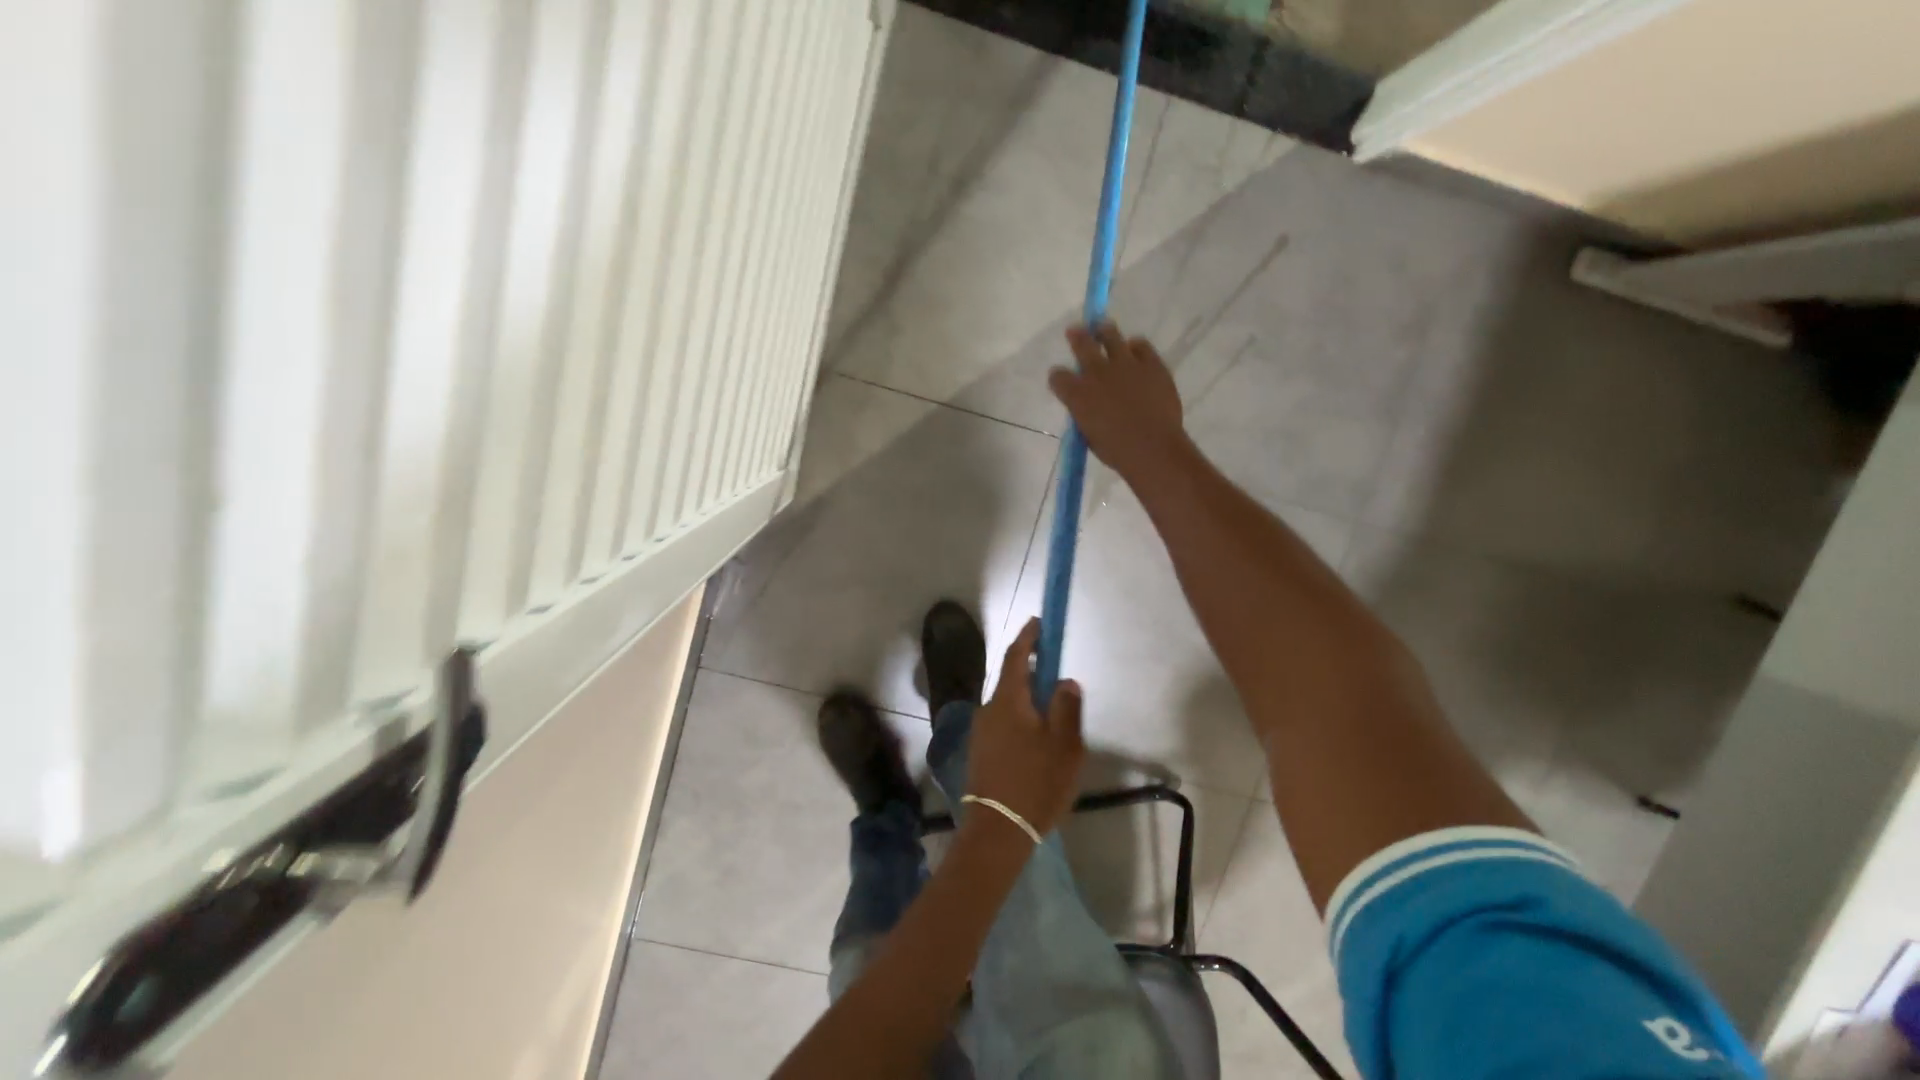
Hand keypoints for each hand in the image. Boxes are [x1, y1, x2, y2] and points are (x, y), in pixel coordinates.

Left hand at [964, 619, 1086, 837]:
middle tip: (1057, 675)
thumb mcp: (1064, 745)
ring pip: (1008, 706)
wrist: (998, 830)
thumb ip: (1066, 708)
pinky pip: (1003, 725)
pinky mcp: (980, 753)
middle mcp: (988, 710)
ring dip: (1027, 701)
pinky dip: (1020, 721)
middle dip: (1032, 673)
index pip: (1015, 657)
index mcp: (1008, 701)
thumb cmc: (1035, 782)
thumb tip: (1064, 681)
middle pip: (1011, 682)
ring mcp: (981, 733)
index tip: (1038, 622)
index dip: (1027, 637)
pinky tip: (1037, 740)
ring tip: (1054, 715)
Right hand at [1050, 322, 1190, 480]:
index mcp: (1077, 394)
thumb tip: (1087, 408)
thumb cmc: (1117, 451)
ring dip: (1105, 332)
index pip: (1058, 376)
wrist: (1153, 448)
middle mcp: (1097, 372)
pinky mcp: (1151, 364)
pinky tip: (1135, 351)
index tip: (1062, 381)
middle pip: (1082, 344)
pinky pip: (1141, 345)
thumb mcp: (1089, 435)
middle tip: (1076, 330)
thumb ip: (1085, 415)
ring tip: (1104, 329)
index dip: (1058, 378)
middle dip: (1077, 336)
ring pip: (1111, 335)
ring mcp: (1125, 364)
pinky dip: (1136, 347)